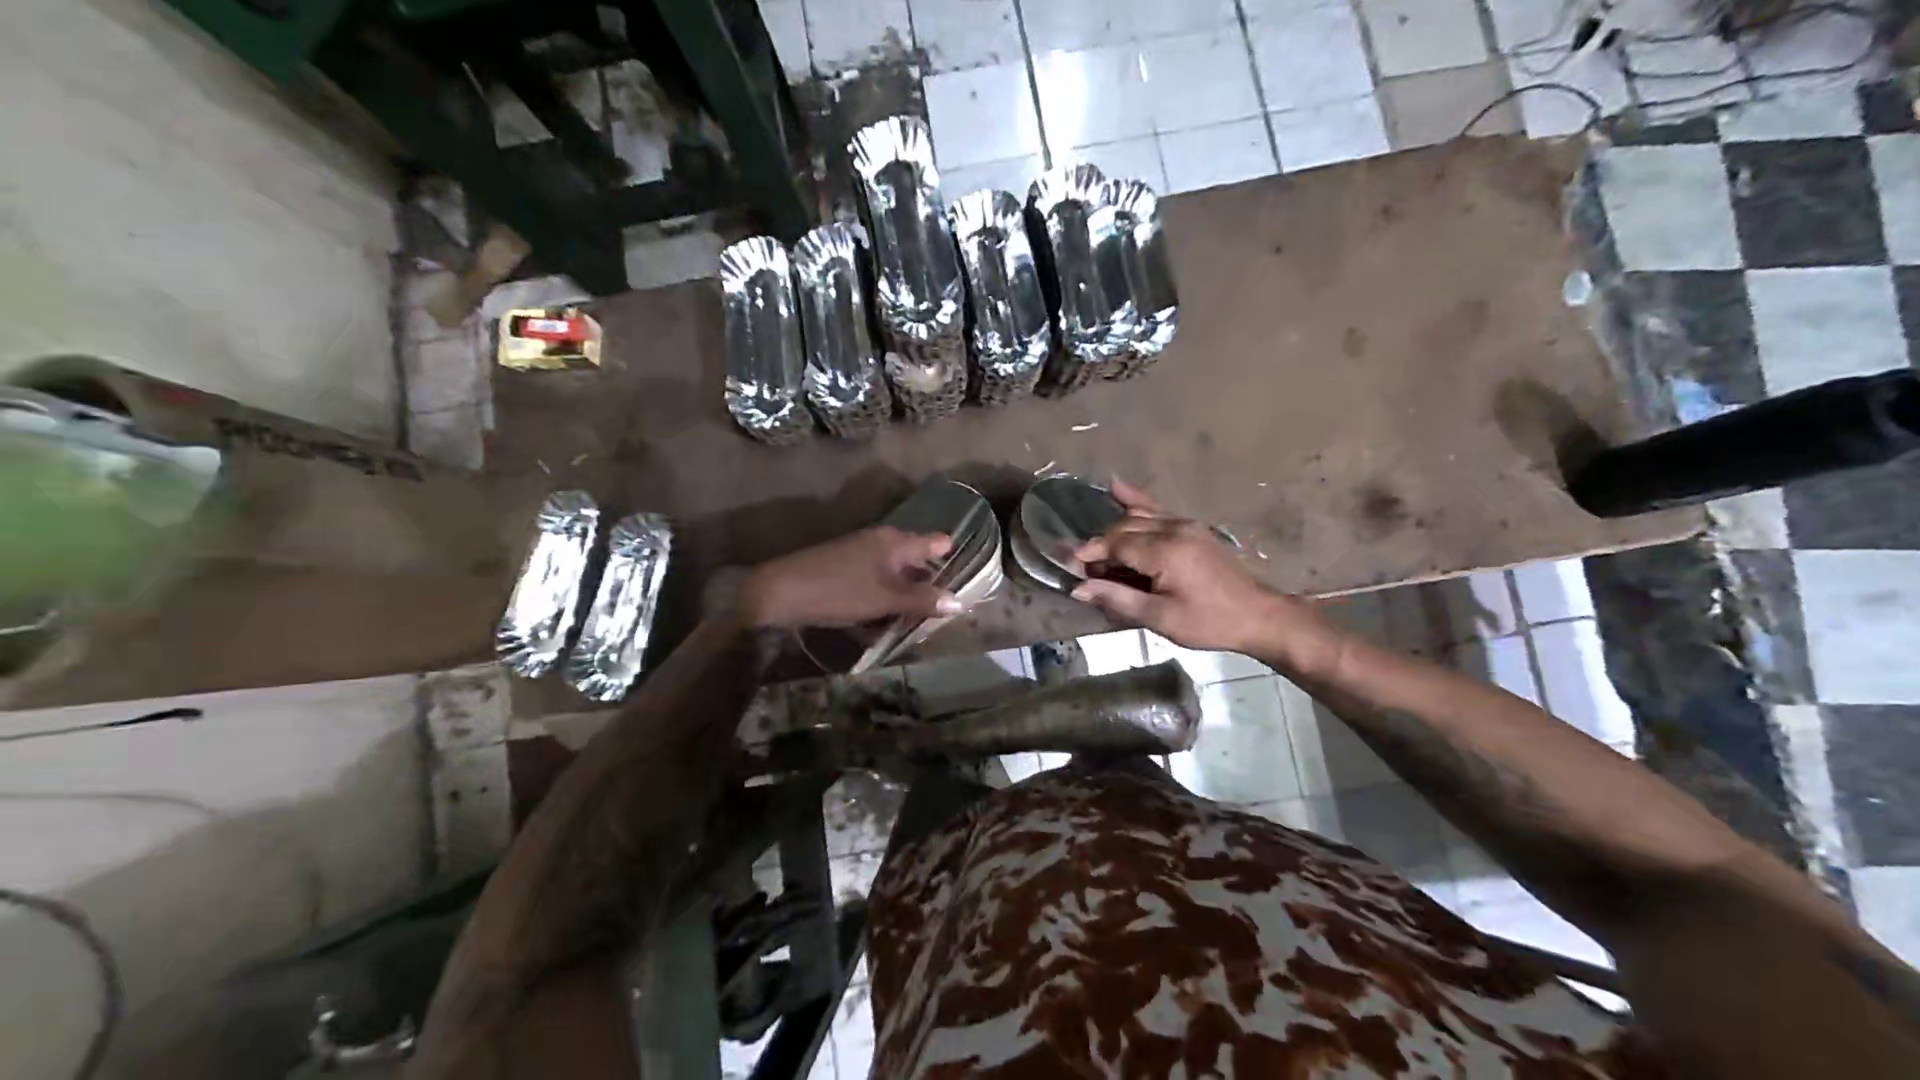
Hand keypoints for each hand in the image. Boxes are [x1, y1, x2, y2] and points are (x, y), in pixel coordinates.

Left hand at [738, 526, 962, 629]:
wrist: (779, 591)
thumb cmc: (839, 591)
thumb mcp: (885, 599)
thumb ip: (923, 600)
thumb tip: (961, 602)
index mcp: (895, 541)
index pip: (936, 542)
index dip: (954, 558)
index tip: (970, 578)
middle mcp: (881, 540)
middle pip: (917, 558)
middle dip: (931, 581)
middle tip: (947, 608)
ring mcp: (860, 551)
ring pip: (895, 570)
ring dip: (907, 591)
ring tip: (920, 617)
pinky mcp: (844, 566)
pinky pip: (877, 577)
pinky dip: (886, 593)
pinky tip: (886, 614)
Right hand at [1071, 480, 1338, 671]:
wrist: (1258, 615)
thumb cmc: (1209, 621)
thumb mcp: (1160, 617)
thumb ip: (1117, 598)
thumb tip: (1079, 588)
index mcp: (1164, 551)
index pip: (1115, 543)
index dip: (1090, 554)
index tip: (1070, 567)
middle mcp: (1173, 529)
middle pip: (1124, 528)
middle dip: (1101, 546)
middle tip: (1086, 570)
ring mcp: (1185, 525)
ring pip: (1138, 516)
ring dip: (1115, 530)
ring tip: (1098, 549)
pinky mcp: (1192, 528)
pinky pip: (1157, 509)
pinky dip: (1136, 500)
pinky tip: (1116, 486)